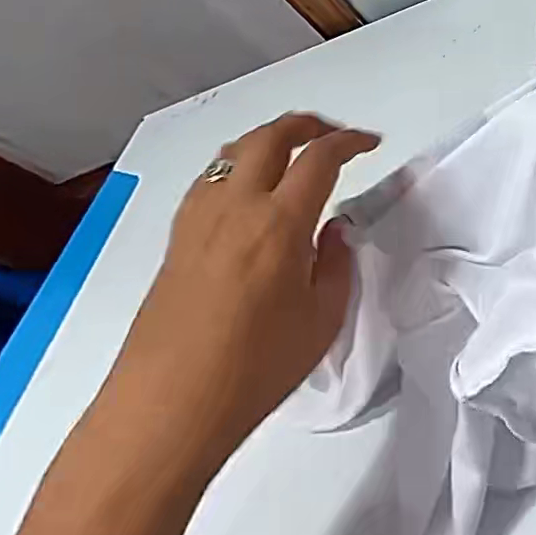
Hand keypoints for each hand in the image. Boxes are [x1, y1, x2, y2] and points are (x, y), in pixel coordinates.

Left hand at [124, 113, 380, 442]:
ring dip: (270, 138)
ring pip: (236, 149)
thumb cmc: (252, 371)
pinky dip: (239, 163)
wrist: (167, 410)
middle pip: (271, 135)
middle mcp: (236, 208)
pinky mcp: (177, 237)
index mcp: (279, 224)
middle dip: (308, 124)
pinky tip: (248, 188)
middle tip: (332, 134)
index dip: (350, 141)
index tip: (368, 143)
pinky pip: (211, 177)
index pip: (321, 157)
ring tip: (292, 151)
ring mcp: (199, 219)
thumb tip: (334, 229)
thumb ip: (336, 262)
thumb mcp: (321, 320)